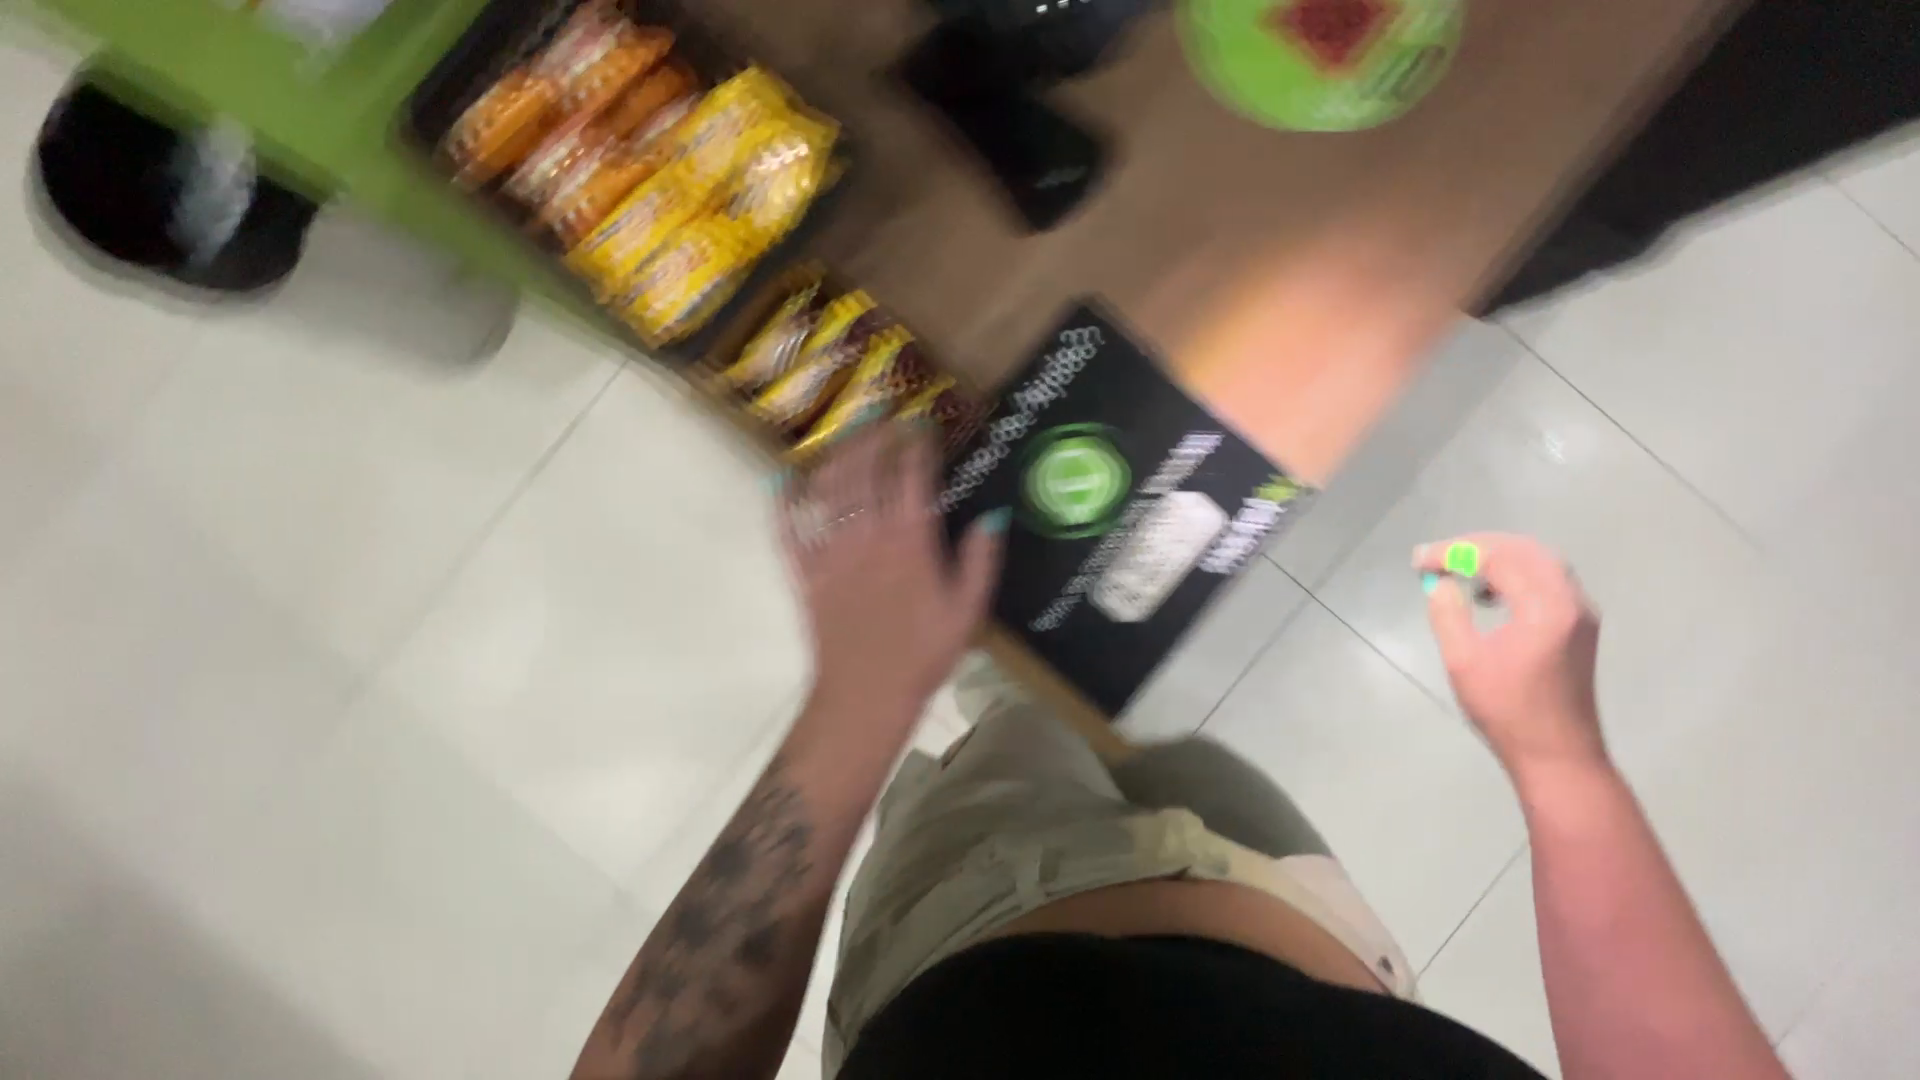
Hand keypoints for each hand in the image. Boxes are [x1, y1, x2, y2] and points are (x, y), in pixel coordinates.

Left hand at [778, 421, 1004, 722]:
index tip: (921, 424)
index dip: (916, 444)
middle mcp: (867, 535)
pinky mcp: (803, 572)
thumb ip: (981, 560)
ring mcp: (830, 551)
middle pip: (864, 469)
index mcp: (910, 541)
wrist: (866, 695)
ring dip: (834, 455)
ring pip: (827, 489)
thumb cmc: (922, 654)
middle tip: (880, 417)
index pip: (911, 475)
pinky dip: (782, 503)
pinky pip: (787, 530)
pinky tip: (782, 482)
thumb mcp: (968, 610)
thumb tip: (992, 516)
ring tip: (844, 437)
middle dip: (872, 435)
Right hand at [1416, 533, 1607, 777]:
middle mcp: (1571, 602)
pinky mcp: (1579, 626)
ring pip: (1540, 562)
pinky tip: (1488, 593)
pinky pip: (1548, 580)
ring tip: (1458, 570)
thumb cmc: (1506, 710)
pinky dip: (1515, 573)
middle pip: (1524, 550)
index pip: (1499, 557)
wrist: (1557, 754)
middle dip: (1477, 545)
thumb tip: (1438, 583)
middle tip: (1437, 557)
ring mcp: (1580, 614)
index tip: (1419, 560)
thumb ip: (1448, 614)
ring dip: (1497, 556)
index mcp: (1544, 609)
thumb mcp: (1463, 661)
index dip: (1455, 551)